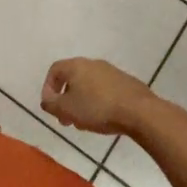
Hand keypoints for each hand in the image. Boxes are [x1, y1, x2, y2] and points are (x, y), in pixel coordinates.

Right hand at [41, 58, 158, 134]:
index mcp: (76, 65)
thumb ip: (51, 104)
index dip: (48, 88)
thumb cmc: (97, 108)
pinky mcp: (127, 82)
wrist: (140, 112)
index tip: (51, 106)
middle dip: (66, 99)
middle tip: (66, 119)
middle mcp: (93, 63)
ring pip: (89, 85)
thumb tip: (47, 100)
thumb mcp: (66, 109)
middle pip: (72, 78)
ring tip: (85, 122)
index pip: (54, 70)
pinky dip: (99, 102)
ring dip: (82, 102)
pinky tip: (104, 118)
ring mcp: (112, 72)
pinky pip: (105, 90)